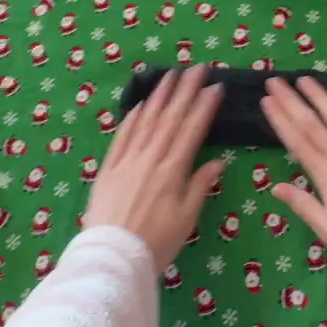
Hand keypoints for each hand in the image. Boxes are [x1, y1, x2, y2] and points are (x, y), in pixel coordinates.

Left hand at [81, 66, 226, 271]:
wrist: (112, 258)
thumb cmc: (156, 243)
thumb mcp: (186, 219)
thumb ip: (200, 186)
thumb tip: (217, 161)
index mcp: (173, 170)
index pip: (192, 130)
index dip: (204, 107)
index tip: (215, 86)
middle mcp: (151, 158)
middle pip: (171, 118)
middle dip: (186, 90)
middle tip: (197, 68)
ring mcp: (128, 159)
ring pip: (147, 120)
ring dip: (160, 95)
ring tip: (171, 74)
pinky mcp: (109, 167)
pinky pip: (122, 136)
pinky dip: (132, 118)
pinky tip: (141, 104)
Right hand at [262, 77, 326, 308]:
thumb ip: (303, 205)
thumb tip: (276, 186)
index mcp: (325, 176)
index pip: (297, 141)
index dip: (280, 119)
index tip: (266, 100)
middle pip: (312, 123)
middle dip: (291, 100)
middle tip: (275, 81)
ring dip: (319, 96)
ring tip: (304, 78)